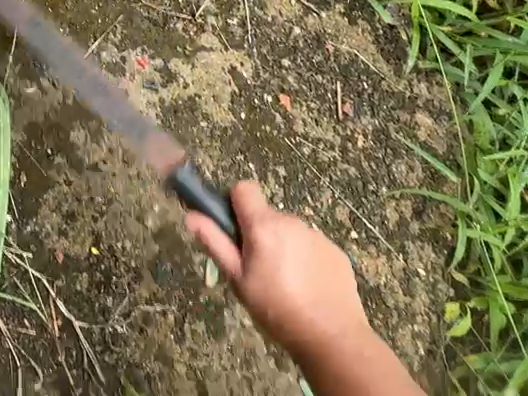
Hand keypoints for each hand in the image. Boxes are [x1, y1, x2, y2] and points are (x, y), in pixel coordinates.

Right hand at [186, 180, 373, 361]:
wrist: (334, 340)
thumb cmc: (277, 309)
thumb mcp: (238, 280)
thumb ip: (215, 243)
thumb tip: (191, 216)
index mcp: (263, 225)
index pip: (244, 188)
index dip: (234, 204)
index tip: (234, 229)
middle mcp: (291, 221)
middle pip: (266, 215)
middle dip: (259, 233)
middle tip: (258, 268)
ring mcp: (317, 236)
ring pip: (289, 231)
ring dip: (282, 246)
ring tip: (285, 282)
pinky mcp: (336, 252)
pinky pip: (311, 246)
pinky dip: (305, 258)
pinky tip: (308, 287)